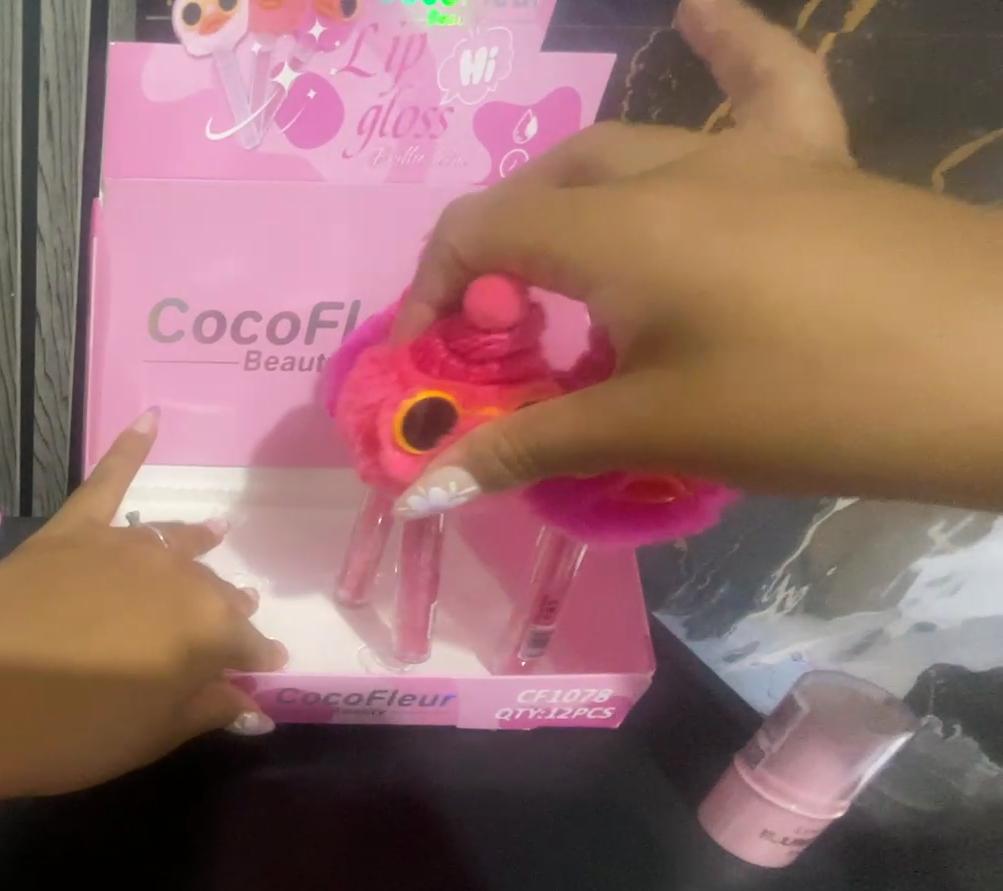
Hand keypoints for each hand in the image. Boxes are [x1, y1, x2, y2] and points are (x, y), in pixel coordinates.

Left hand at [0, 408, 287, 812]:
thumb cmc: (68, 733)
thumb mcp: (149, 735)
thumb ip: (205, 710)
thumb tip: (251, 703)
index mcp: (203, 630)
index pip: (243, 643)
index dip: (254, 658)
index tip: (264, 669)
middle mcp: (172, 575)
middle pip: (209, 590)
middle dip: (226, 607)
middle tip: (237, 616)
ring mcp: (118, 546)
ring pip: (170, 540)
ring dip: (196, 540)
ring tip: (216, 534)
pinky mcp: (69, 532)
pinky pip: (105, 483)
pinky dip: (128, 451)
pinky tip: (150, 421)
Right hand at [391, 0, 1002, 516]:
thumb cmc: (817, 403)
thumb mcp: (648, 433)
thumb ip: (520, 450)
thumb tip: (418, 494)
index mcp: (621, 232)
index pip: (479, 232)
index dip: (428, 290)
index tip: (421, 354)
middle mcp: (675, 176)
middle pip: (534, 193)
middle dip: (482, 258)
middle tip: (482, 328)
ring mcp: (755, 159)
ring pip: (615, 150)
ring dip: (551, 199)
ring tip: (534, 252)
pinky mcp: (819, 168)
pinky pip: (769, 84)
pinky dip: (728, 44)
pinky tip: (697, 9)